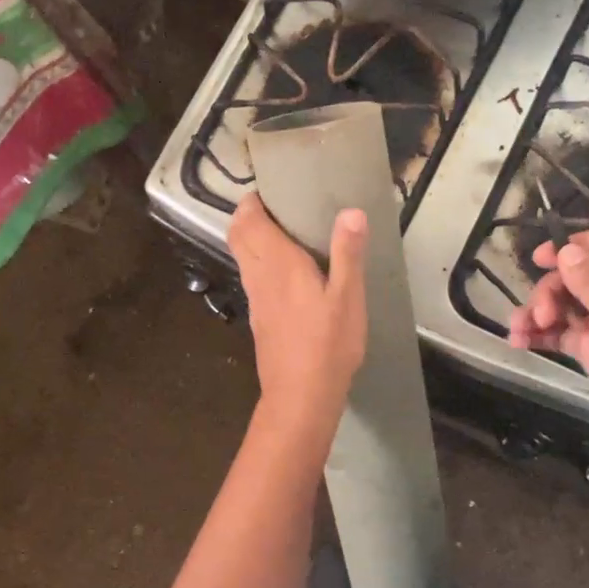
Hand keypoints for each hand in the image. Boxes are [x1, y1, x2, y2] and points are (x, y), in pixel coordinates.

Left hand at [228, 195, 367, 424]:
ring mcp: (256, 300)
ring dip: (254, 240)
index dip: (253, 201)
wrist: (300, 396)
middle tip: (279, 208)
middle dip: (249, 216)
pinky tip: (290, 273)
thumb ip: (348, 253)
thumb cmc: (328, 345)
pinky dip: (262, 264)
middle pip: (238, 236)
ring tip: (287, 234)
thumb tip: (350, 211)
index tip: (274, 190)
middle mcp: (259, 276)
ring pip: (243, 258)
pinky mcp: (260, 319)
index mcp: (278, 264)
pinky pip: (253, 278)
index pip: (249, 221)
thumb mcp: (348, 298)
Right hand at [507, 230, 588, 456]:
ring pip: (563, 306)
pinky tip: (519, 342)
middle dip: (550, 290)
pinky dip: (540, 335)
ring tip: (519, 331)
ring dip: (537, 313)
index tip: (540, 259)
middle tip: (542, 315)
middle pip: (574, 276)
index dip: (570, 246)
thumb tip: (566, 249)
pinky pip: (560, 334)